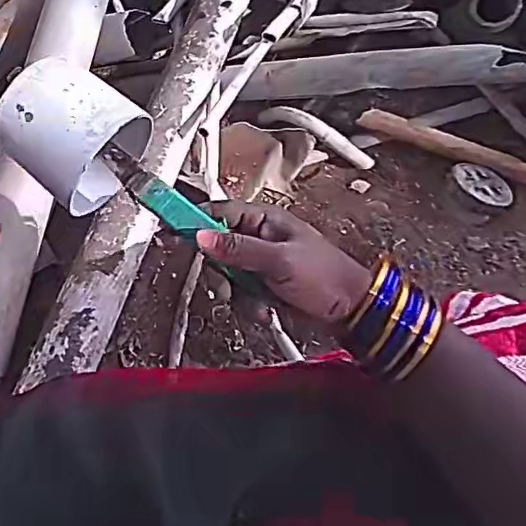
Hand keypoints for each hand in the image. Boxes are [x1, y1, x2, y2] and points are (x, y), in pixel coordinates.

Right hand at [195, 202, 373, 324]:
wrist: (354, 312)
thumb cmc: (328, 277)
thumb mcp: (279, 261)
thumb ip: (238, 249)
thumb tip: (202, 237)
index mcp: (263, 220)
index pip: (217, 213)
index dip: (192, 222)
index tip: (172, 232)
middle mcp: (257, 238)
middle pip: (215, 247)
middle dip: (220, 270)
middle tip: (227, 283)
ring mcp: (259, 262)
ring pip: (225, 273)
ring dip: (235, 292)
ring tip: (254, 300)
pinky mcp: (261, 284)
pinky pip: (238, 292)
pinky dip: (246, 304)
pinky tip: (264, 309)